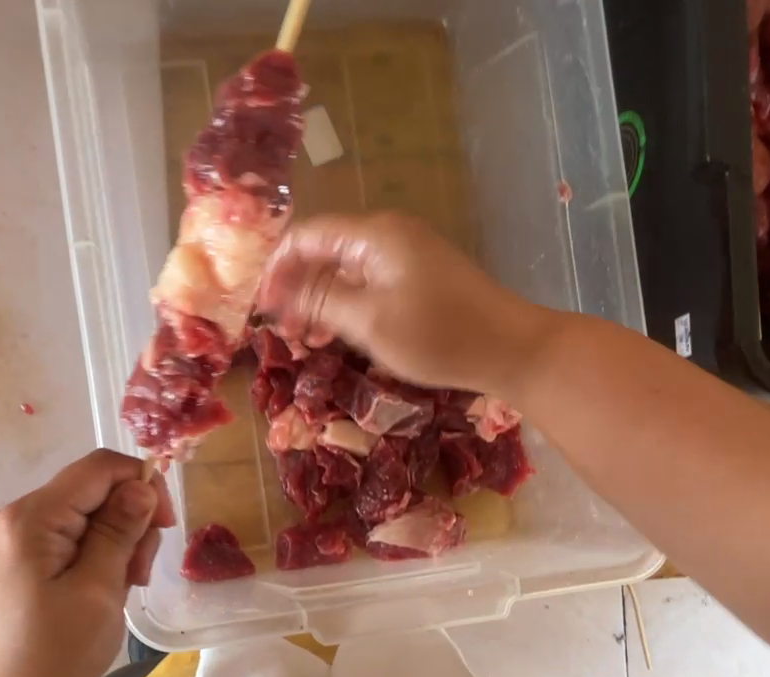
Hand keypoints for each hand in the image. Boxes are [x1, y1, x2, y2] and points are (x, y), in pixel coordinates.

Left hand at [0, 450, 175, 676]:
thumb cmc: (55, 652)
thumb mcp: (98, 591)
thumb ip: (120, 531)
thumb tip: (142, 483)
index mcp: (35, 517)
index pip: (100, 467)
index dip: (142, 483)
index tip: (166, 526)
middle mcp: (24, 515)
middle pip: (97, 488)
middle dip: (132, 519)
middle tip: (139, 572)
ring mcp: (25, 536)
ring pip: (92, 512)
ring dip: (121, 541)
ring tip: (124, 587)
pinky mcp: (31, 556)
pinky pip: (78, 536)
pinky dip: (102, 554)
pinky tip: (108, 588)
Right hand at [256, 212, 557, 397]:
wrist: (510, 348)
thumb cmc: (438, 335)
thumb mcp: (369, 322)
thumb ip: (320, 301)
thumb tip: (278, 292)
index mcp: (374, 235)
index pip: (306, 236)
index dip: (276, 268)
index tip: (259, 307)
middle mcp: (387, 235)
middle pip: (323, 250)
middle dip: (295, 286)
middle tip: (278, 329)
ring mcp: (405, 254)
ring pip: (343, 269)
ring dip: (318, 300)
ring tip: (303, 338)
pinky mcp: (417, 276)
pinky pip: (366, 282)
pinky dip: (344, 304)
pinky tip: (336, 333)